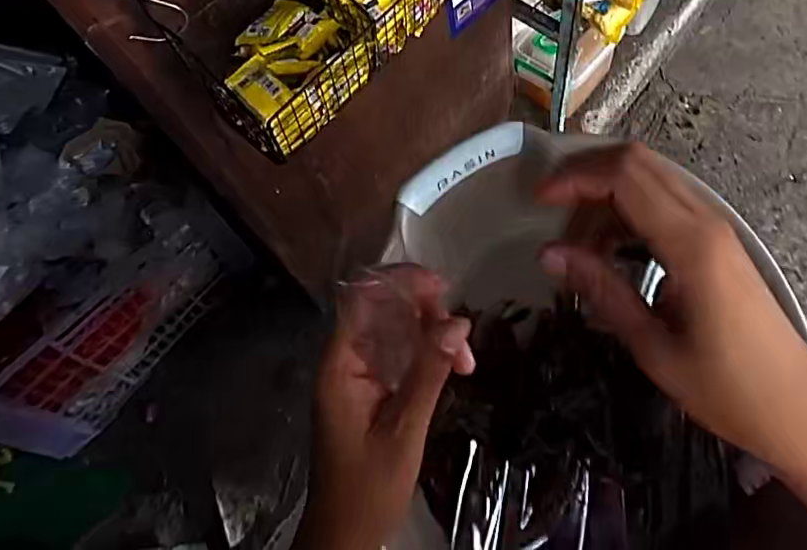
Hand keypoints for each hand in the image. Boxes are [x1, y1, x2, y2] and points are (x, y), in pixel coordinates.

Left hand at [301, 265, 474, 549]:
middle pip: (387, 307)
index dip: (398, 281)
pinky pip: (405, 349)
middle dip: (429, 312)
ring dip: (437, 333)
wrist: (345, 540)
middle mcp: (348, 360)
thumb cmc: (366, 491)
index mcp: (341, 365)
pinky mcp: (376, 384)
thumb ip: (428, 372)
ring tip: (465, 361)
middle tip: (462, 337)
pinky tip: (456, 367)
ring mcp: (362, 371)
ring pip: (402, 327)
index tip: (439, 288)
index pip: (362, 298)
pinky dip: (432, 352)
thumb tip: (458, 321)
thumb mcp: (403, 431)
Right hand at [536, 144, 806, 549]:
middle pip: (638, 163)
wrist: (796, 407)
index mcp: (691, 241)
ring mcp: (715, 224)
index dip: (577, 177)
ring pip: (651, 179)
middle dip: (588, 178)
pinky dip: (631, 212)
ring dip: (608, 198)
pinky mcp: (717, 238)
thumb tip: (551, 255)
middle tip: (554, 217)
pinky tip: (613, 252)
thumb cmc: (726, 388)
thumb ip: (602, 291)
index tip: (539, 200)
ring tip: (579, 248)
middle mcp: (705, 218)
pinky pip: (666, 202)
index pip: (626, 175)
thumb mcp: (653, 346)